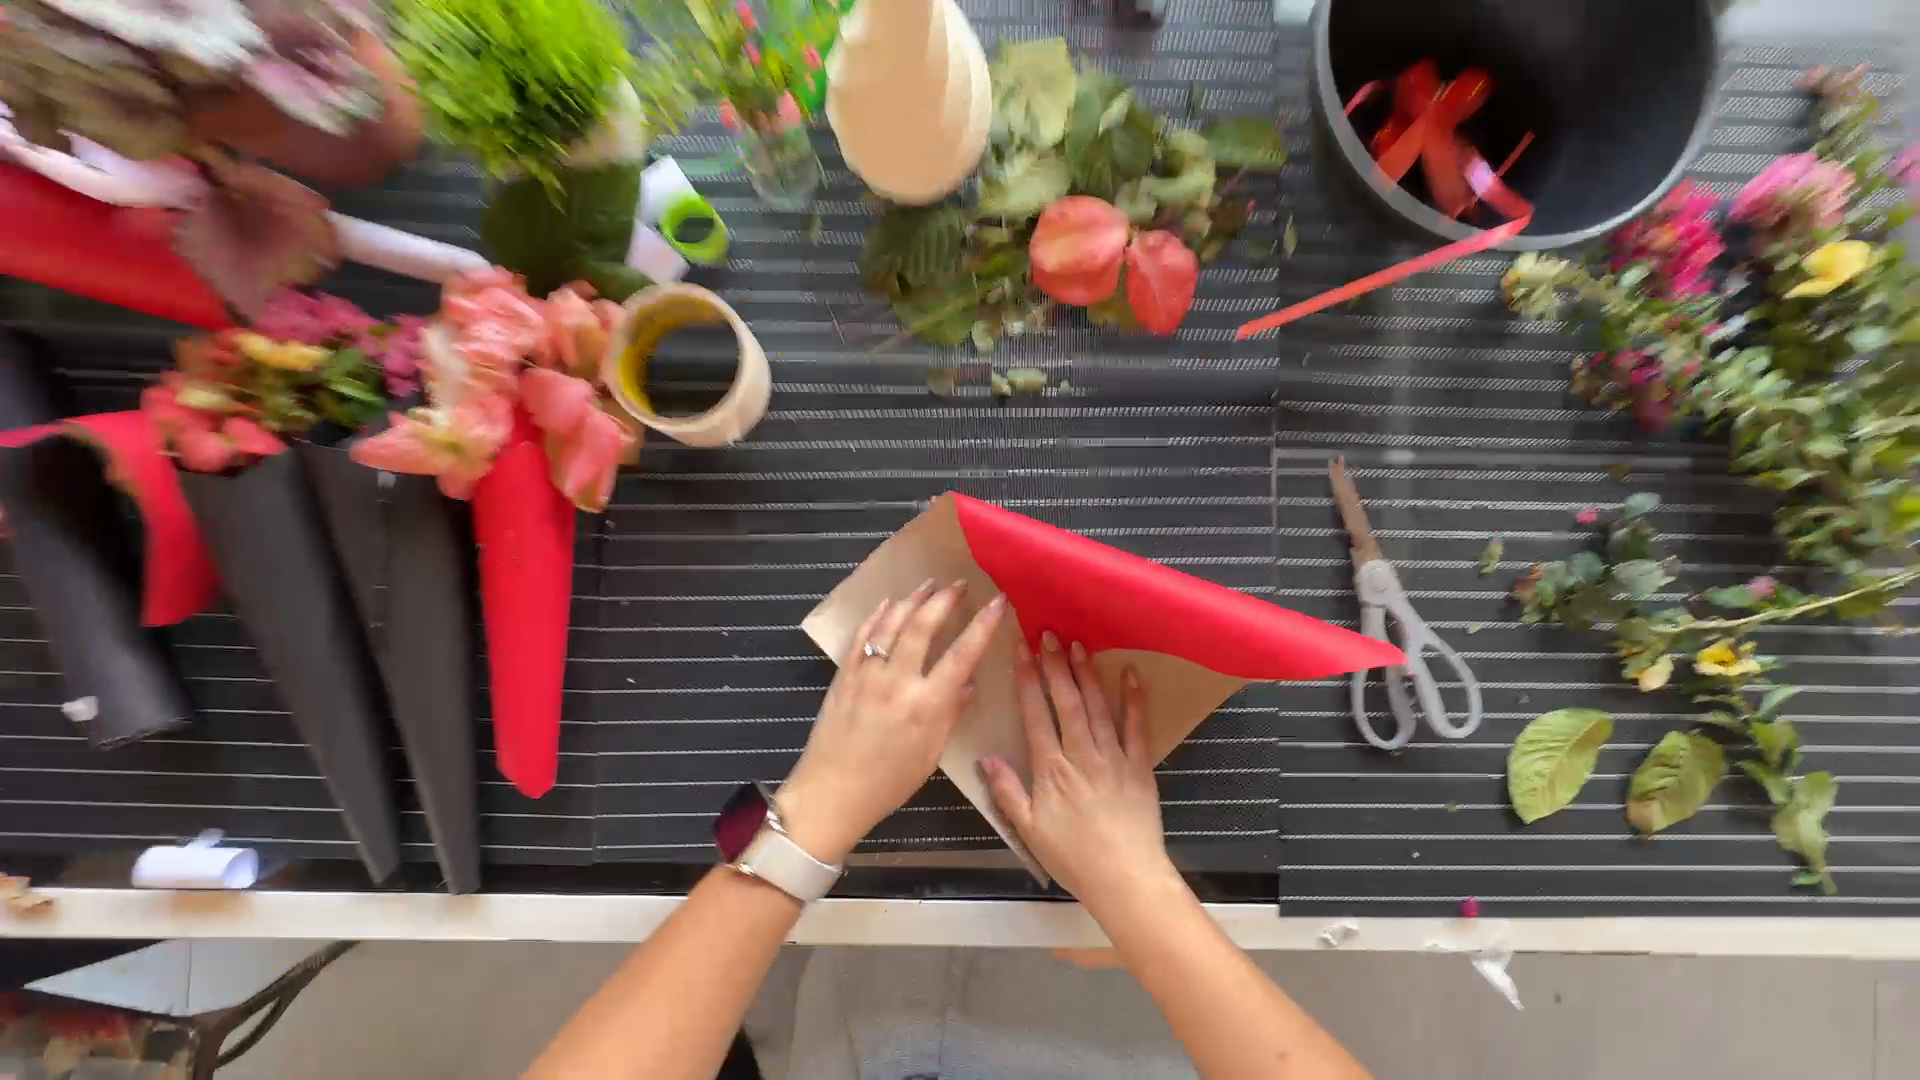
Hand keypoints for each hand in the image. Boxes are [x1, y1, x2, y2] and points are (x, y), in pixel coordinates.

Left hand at [778, 581, 1006, 863]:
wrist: (831, 793)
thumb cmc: (888, 783)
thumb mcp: (930, 755)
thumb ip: (950, 714)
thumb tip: (968, 684)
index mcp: (926, 705)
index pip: (963, 654)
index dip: (983, 625)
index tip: (998, 601)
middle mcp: (897, 682)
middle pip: (924, 626)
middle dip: (945, 600)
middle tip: (960, 584)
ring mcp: (867, 674)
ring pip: (892, 623)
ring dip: (913, 600)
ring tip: (929, 585)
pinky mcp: (844, 674)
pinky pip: (863, 636)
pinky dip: (877, 615)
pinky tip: (888, 603)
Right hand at [980, 632, 1177, 909]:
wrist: (1126, 880)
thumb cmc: (1073, 858)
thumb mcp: (1029, 830)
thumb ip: (1008, 791)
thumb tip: (987, 756)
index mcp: (1051, 769)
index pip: (1036, 714)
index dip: (1028, 679)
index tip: (1021, 650)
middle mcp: (1081, 755)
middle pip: (1067, 702)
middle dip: (1055, 665)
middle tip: (1048, 633)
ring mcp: (1113, 757)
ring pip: (1097, 707)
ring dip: (1087, 674)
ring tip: (1078, 644)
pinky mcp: (1140, 766)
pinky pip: (1137, 727)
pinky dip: (1134, 699)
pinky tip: (1131, 674)